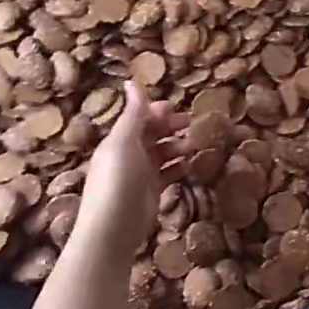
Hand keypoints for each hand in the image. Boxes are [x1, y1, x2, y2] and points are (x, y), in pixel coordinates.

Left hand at [75, 81, 186, 258]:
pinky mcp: (151, 192)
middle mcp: (128, 154)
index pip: (138, 118)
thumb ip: (133, 113)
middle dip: (170, 127)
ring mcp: (140, 174)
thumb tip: (131, 82)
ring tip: (195, 145)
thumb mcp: (124, 141)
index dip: (156, 112)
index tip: (176, 110)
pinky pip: (168, 173)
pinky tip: (191, 164)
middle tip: (192, 126)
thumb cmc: (117, 179)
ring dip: (177, 146)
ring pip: (162, 152)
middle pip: (151, 133)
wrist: (113, 226)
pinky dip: (179, 166)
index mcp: (118, 139)